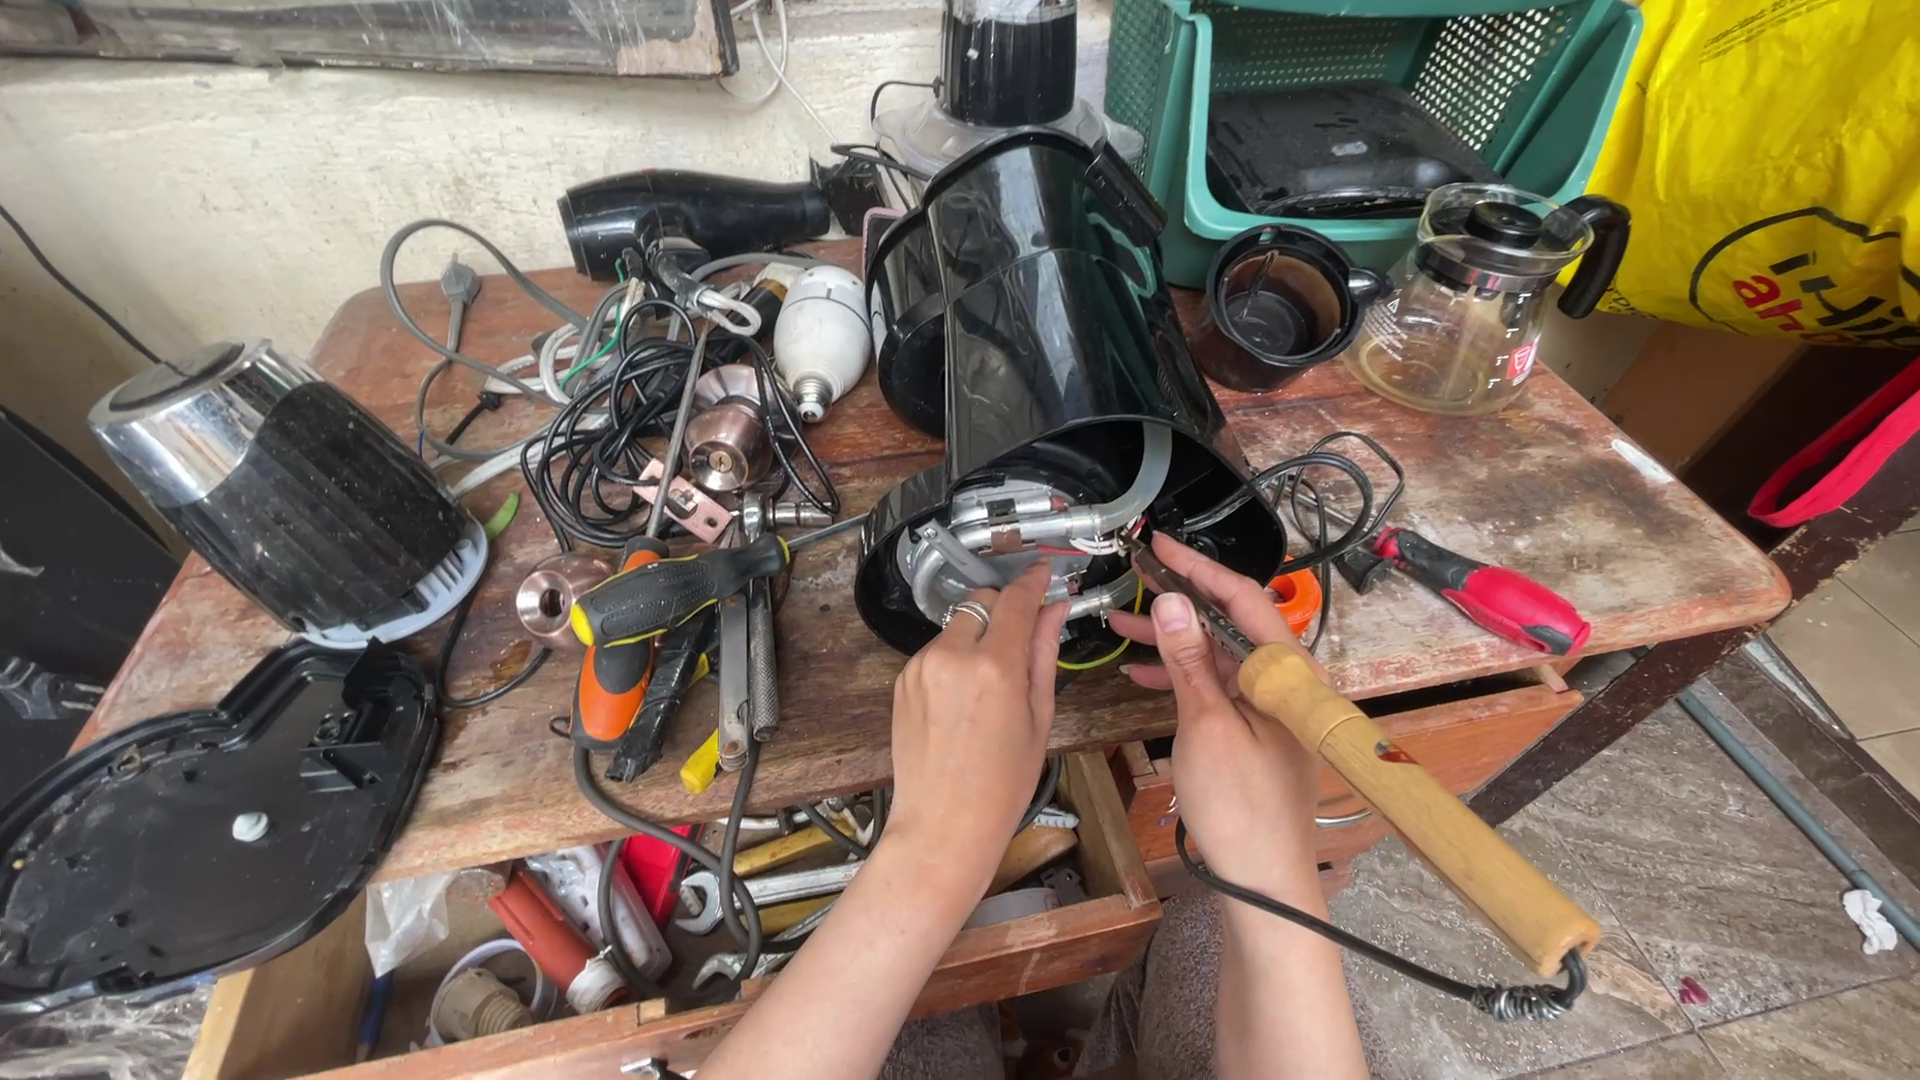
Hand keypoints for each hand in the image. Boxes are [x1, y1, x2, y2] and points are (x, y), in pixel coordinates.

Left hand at [884, 563, 1070, 896]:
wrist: (943, 825)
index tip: (1043, 574)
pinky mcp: (903, 680)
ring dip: (978, 637)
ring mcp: (920, 667)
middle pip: (981, 602)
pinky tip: (964, 700)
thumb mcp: (1038, 718)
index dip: (1032, 582)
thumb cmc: (1001, 784)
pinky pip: (936, 651)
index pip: (1014, 600)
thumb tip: (1054, 611)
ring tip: (990, 686)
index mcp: (994, 667)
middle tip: (1020, 642)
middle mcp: (951, 657)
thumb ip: (1043, 654)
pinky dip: (955, 659)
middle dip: (1003, 610)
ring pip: (957, 626)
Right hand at [1108, 534, 1323, 888]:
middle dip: (1179, 597)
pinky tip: (1142, 672)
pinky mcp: (1249, 725)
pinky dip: (1178, 674)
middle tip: (1137, 575)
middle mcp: (1281, 679)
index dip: (1198, 567)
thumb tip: (1170, 601)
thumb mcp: (1206, 724)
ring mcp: (1265, 703)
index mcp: (1284, 671)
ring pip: (1214, 652)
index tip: (1161, 546)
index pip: (1241, 598)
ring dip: (1170, 637)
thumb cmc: (1242, 807)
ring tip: (1121, 623)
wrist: (1263, 880)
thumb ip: (1188, 659)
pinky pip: (1212, 684)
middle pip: (1227, 620)